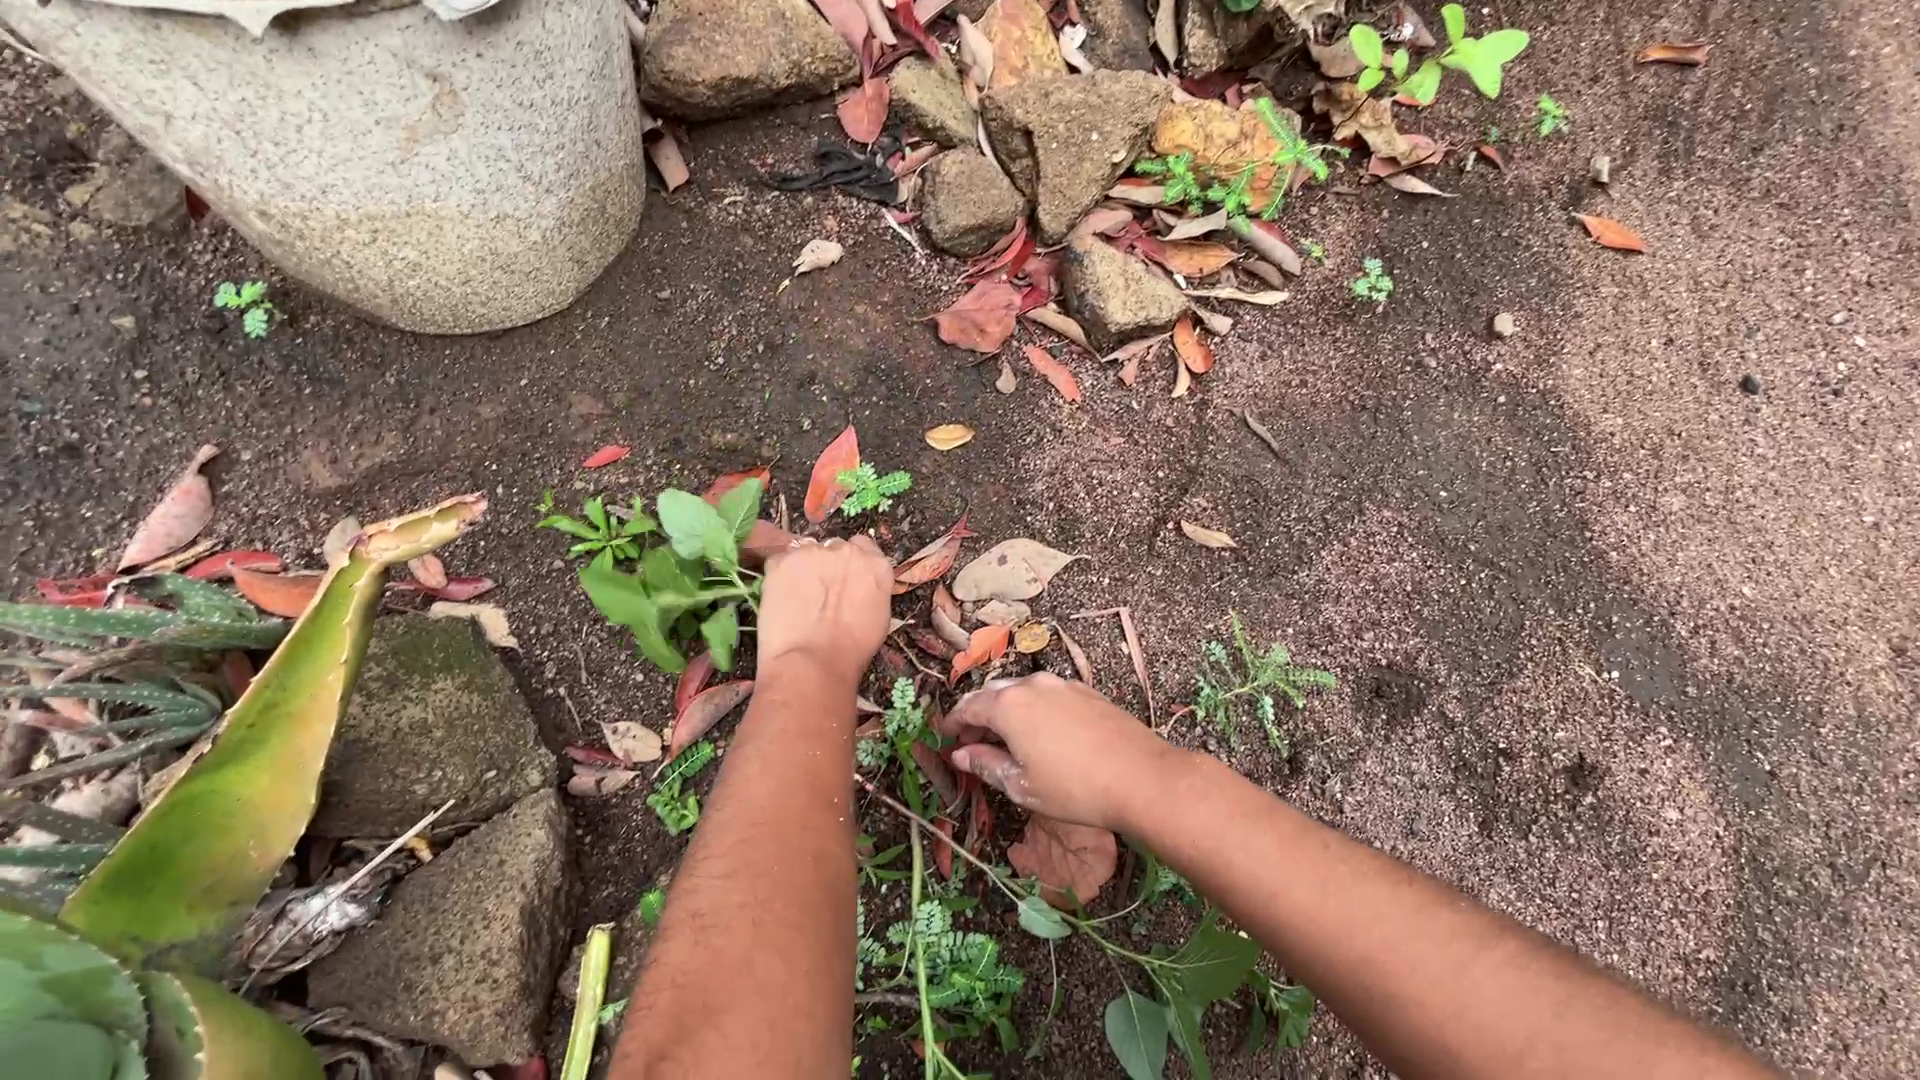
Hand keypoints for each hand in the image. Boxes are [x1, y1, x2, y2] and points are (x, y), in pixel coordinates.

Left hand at [755, 535, 893, 687]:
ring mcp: (812, 552)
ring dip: (802, 569)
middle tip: (819, 594)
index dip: (850, 564)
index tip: (843, 579)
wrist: (813, 663)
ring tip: (797, 600)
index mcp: (875, 565)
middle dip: (826, 565)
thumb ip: (870, 589)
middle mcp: (847, 551)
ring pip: (805, 553)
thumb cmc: (852, 651)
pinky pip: (779, 562)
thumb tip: (857, 586)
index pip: (863, 547)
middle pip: (833, 548)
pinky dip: (779, 577)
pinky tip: (781, 602)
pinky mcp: (781, 560)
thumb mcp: (878, 616)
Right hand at [937, 672, 1182, 832]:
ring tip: (1006, 742)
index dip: (952, 724)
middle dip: (978, 716)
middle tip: (972, 744)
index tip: (946, 740)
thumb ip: (986, 765)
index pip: (968, 707)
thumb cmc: (1075, 789)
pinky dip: (1033, 710)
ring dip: (1007, 712)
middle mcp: (1032, 685)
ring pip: (1022, 692)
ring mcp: (1062, 685)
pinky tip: (1041, 735)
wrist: (1142, 777)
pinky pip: (1048, 695)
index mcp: (1009, 705)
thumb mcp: (1021, 786)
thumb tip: (961, 755)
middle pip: (993, 694)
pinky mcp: (1086, 692)